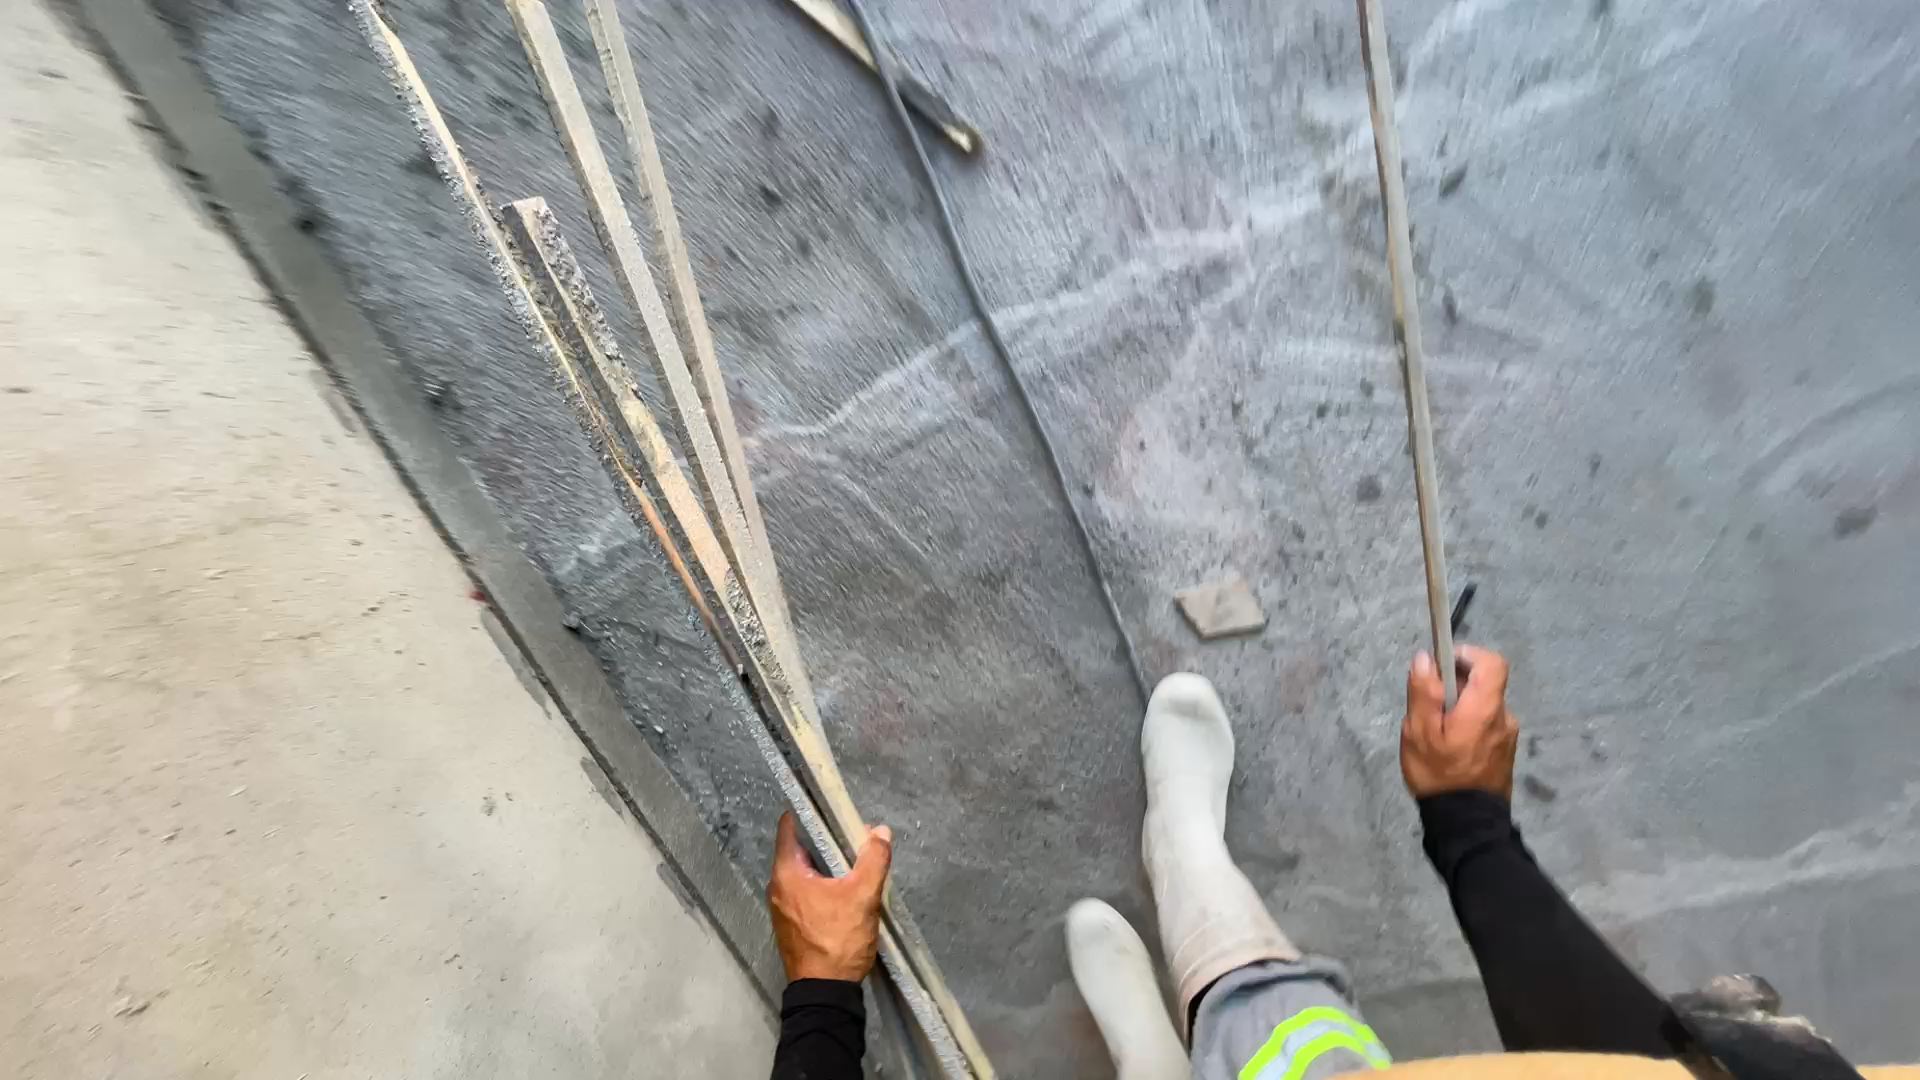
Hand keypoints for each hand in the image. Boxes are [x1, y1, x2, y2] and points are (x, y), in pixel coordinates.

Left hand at [767, 812, 892, 982]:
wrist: (825, 995)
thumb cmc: (838, 939)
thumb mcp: (863, 895)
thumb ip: (873, 859)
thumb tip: (880, 831)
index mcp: (787, 873)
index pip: (789, 826)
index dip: (809, 811)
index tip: (830, 805)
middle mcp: (778, 886)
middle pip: (801, 848)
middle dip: (827, 839)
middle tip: (854, 835)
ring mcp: (782, 907)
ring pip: (805, 871)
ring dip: (828, 864)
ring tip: (855, 861)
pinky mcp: (791, 924)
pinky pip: (806, 890)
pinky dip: (823, 883)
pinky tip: (846, 889)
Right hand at [1400, 645, 1516, 799]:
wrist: (1467, 821)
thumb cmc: (1439, 773)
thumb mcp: (1419, 731)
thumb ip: (1423, 692)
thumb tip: (1425, 658)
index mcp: (1485, 709)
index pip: (1492, 663)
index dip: (1466, 654)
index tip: (1440, 663)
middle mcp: (1503, 717)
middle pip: (1482, 683)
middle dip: (1452, 684)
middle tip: (1425, 706)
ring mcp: (1506, 735)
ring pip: (1479, 704)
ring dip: (1456, 706)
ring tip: (1432, 731)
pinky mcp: (1503, 749)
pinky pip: (1483, 722)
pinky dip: (1464, 722)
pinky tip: (1446, 745)